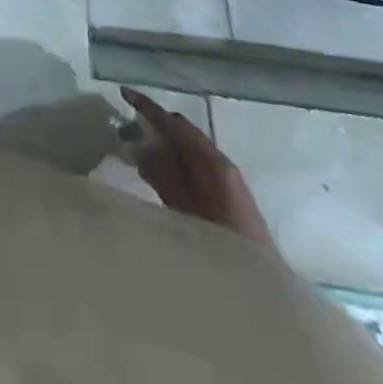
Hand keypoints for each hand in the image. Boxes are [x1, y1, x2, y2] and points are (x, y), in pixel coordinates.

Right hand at [122, 87, 273, 246]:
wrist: (259, 290)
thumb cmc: (221, 246)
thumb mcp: (185, 209)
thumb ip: (164, 177)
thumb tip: (140, 146)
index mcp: (213, 163)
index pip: (177, 124)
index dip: (149, 107)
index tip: (124, 94)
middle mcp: (220, 165)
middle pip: (182, 134)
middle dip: (153, 126)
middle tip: (123, 125)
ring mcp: (223, 182)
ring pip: (186, 152)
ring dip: (160, 147)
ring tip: (130, 149)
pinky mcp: (221, 198)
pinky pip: (190, 170)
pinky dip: (170, 165)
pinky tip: (152, 175)